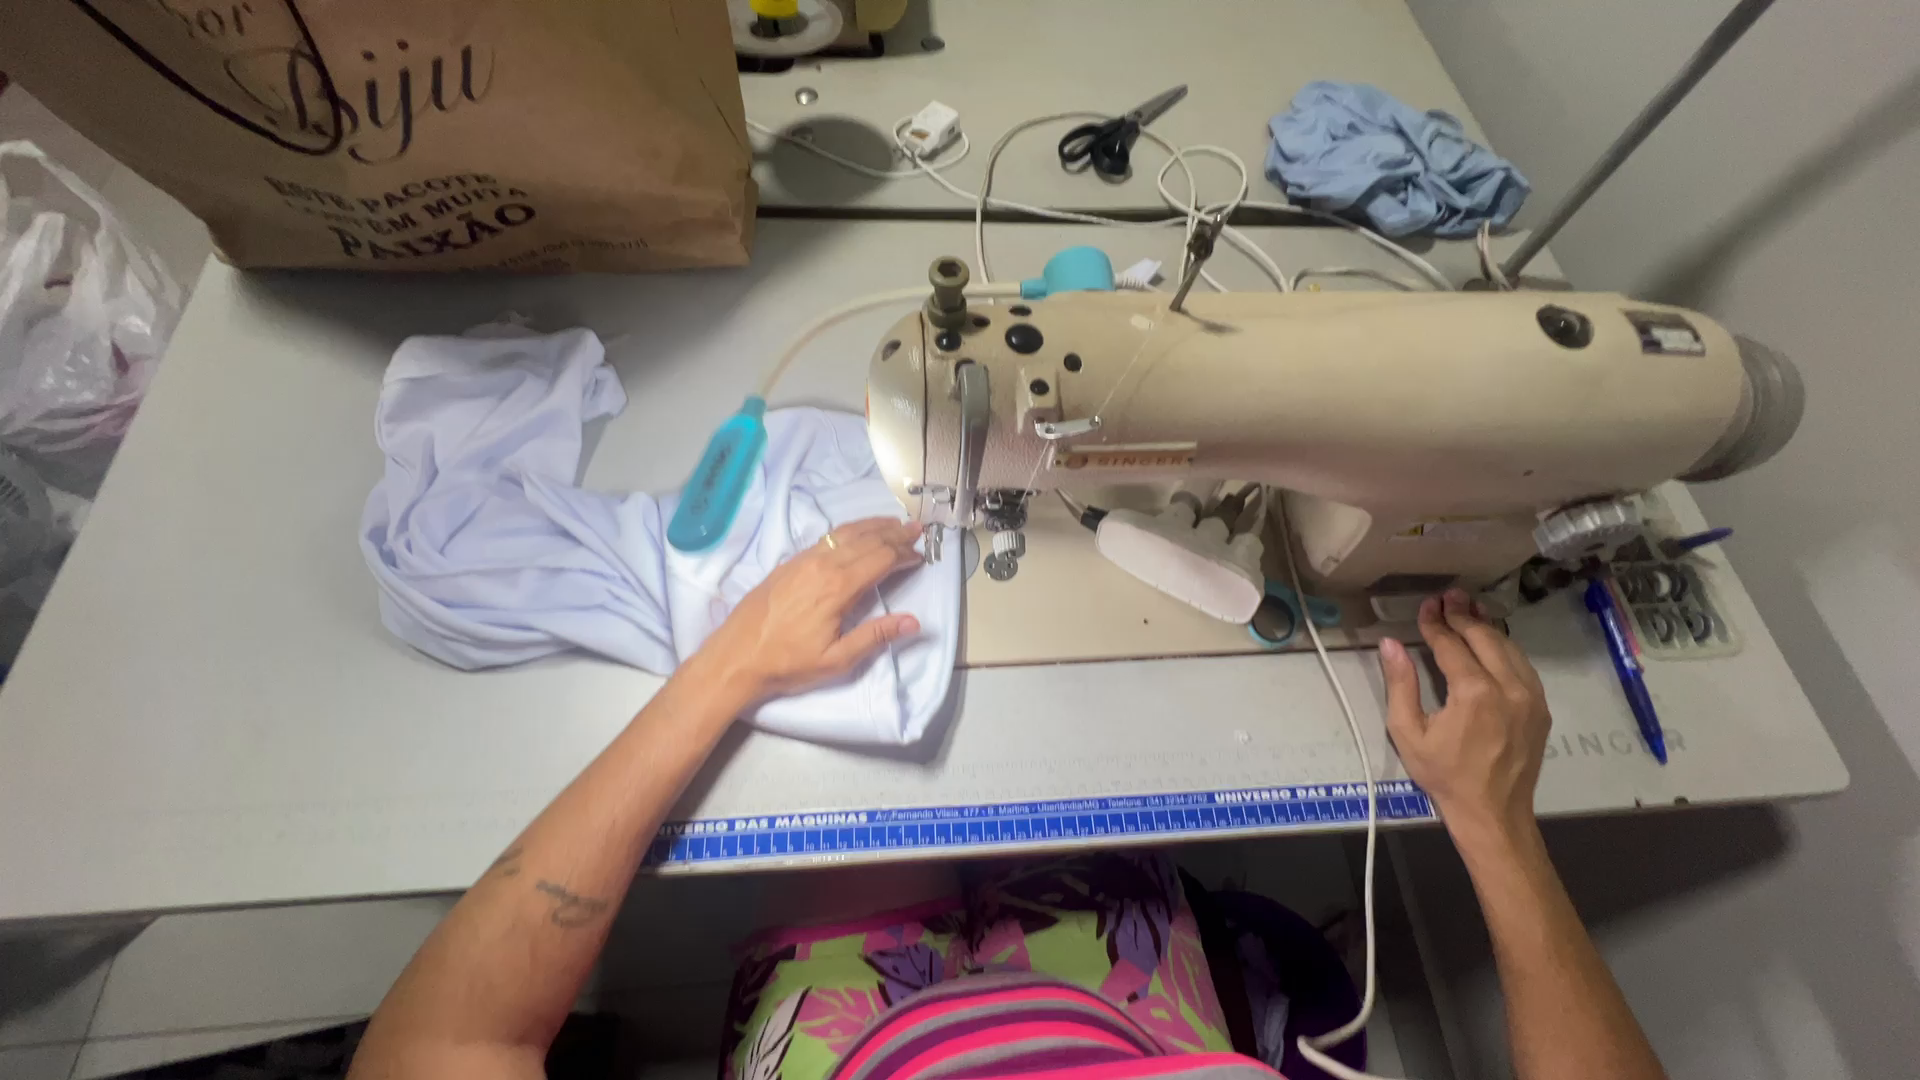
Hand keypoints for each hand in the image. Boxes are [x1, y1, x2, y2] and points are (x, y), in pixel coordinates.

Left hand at [695, 517, 924, 701]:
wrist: (735, 657)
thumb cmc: (787, 663)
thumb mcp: (836, 660)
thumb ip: (876, 636)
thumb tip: (914, 622)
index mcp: (838, 586)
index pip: (881, 558)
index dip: (904, 554)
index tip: (921, 555)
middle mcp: (822, 564)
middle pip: (866, 539)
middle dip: (894, 533)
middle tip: (917, 530)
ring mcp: (803, 559)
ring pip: (845, 533)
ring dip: (873, 526)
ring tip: (894, 523)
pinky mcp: (789, 562)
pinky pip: (826, 537)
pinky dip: (849, 530)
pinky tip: (856, 534)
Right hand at [1379, 589, 1551, 846]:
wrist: (1492, 812)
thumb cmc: (1442, 773)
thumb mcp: (1407, 731)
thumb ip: (1400, 684)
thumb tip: (1390, 644)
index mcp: (1474, 693)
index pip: (1453, 645)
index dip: (1436, 623)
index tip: (1425, 606)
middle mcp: (1509, 688)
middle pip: (1486, 638)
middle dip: (1464, 615)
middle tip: (1448, 596)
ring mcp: (1531, 698)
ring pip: (1509, 648)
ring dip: (1487, 627)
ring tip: (1469, 608)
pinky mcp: (1540, 708)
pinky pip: (1523, 666)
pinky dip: (1504, 647)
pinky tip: (1491, 641)